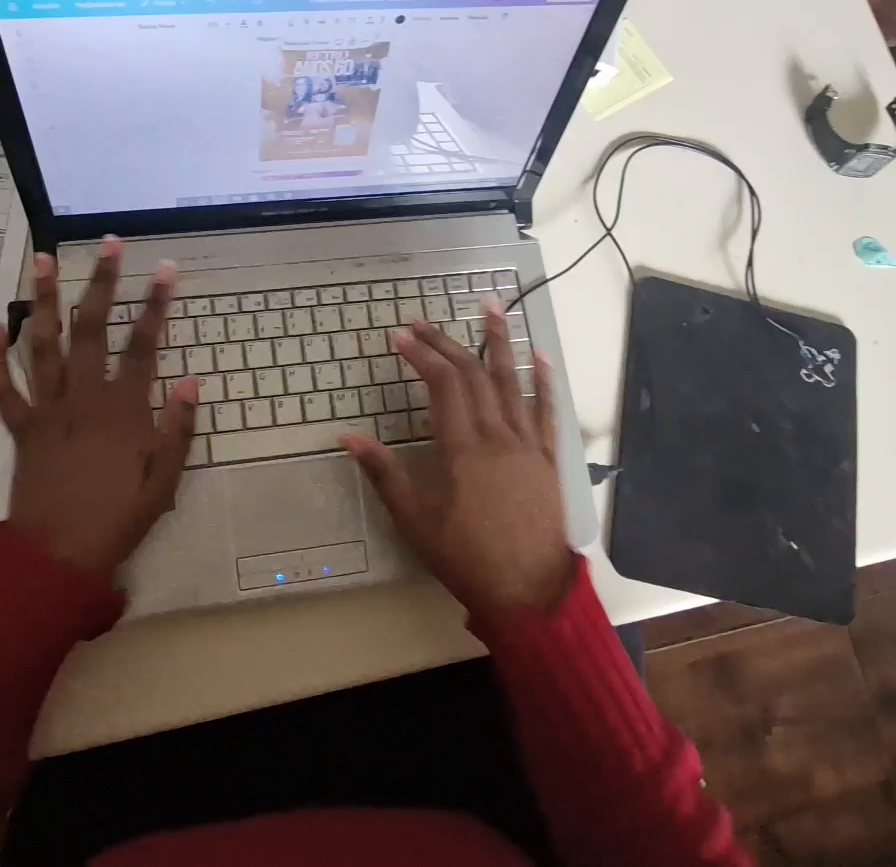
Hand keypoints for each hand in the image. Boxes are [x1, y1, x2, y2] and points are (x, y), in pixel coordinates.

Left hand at [0, 238, 199, 573]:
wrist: (60, 554)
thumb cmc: (120, 518)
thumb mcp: (165, 478)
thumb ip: (179, 427)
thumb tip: (193, 378)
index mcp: (123, 409)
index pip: (144, 345)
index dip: (155, 304)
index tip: (165, 268)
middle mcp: (84, 398)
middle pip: (91, 330)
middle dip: (101, 283)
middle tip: (107, 245)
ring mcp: (48, 410)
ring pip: (43, 346)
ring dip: (43, 300)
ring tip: (43, 259)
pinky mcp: (21, 429)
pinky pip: (3, 389)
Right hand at [341, 304, 573, 615]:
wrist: (529, 590)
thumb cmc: (466, 557)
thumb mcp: (415, 520)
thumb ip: (384, 474)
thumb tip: (348, 438)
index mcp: (461, 448)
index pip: (440, 385)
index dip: (420, 354)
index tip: (399, 335)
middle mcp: (496, 435)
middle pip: (472, 375)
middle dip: (446, 343)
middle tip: (423, 321)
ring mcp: (527, 443)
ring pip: (512, 381)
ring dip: (499, 341)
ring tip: (491, 306)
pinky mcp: (548, 457)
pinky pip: (546, 410)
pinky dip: (543, 379)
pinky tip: (540, 354)